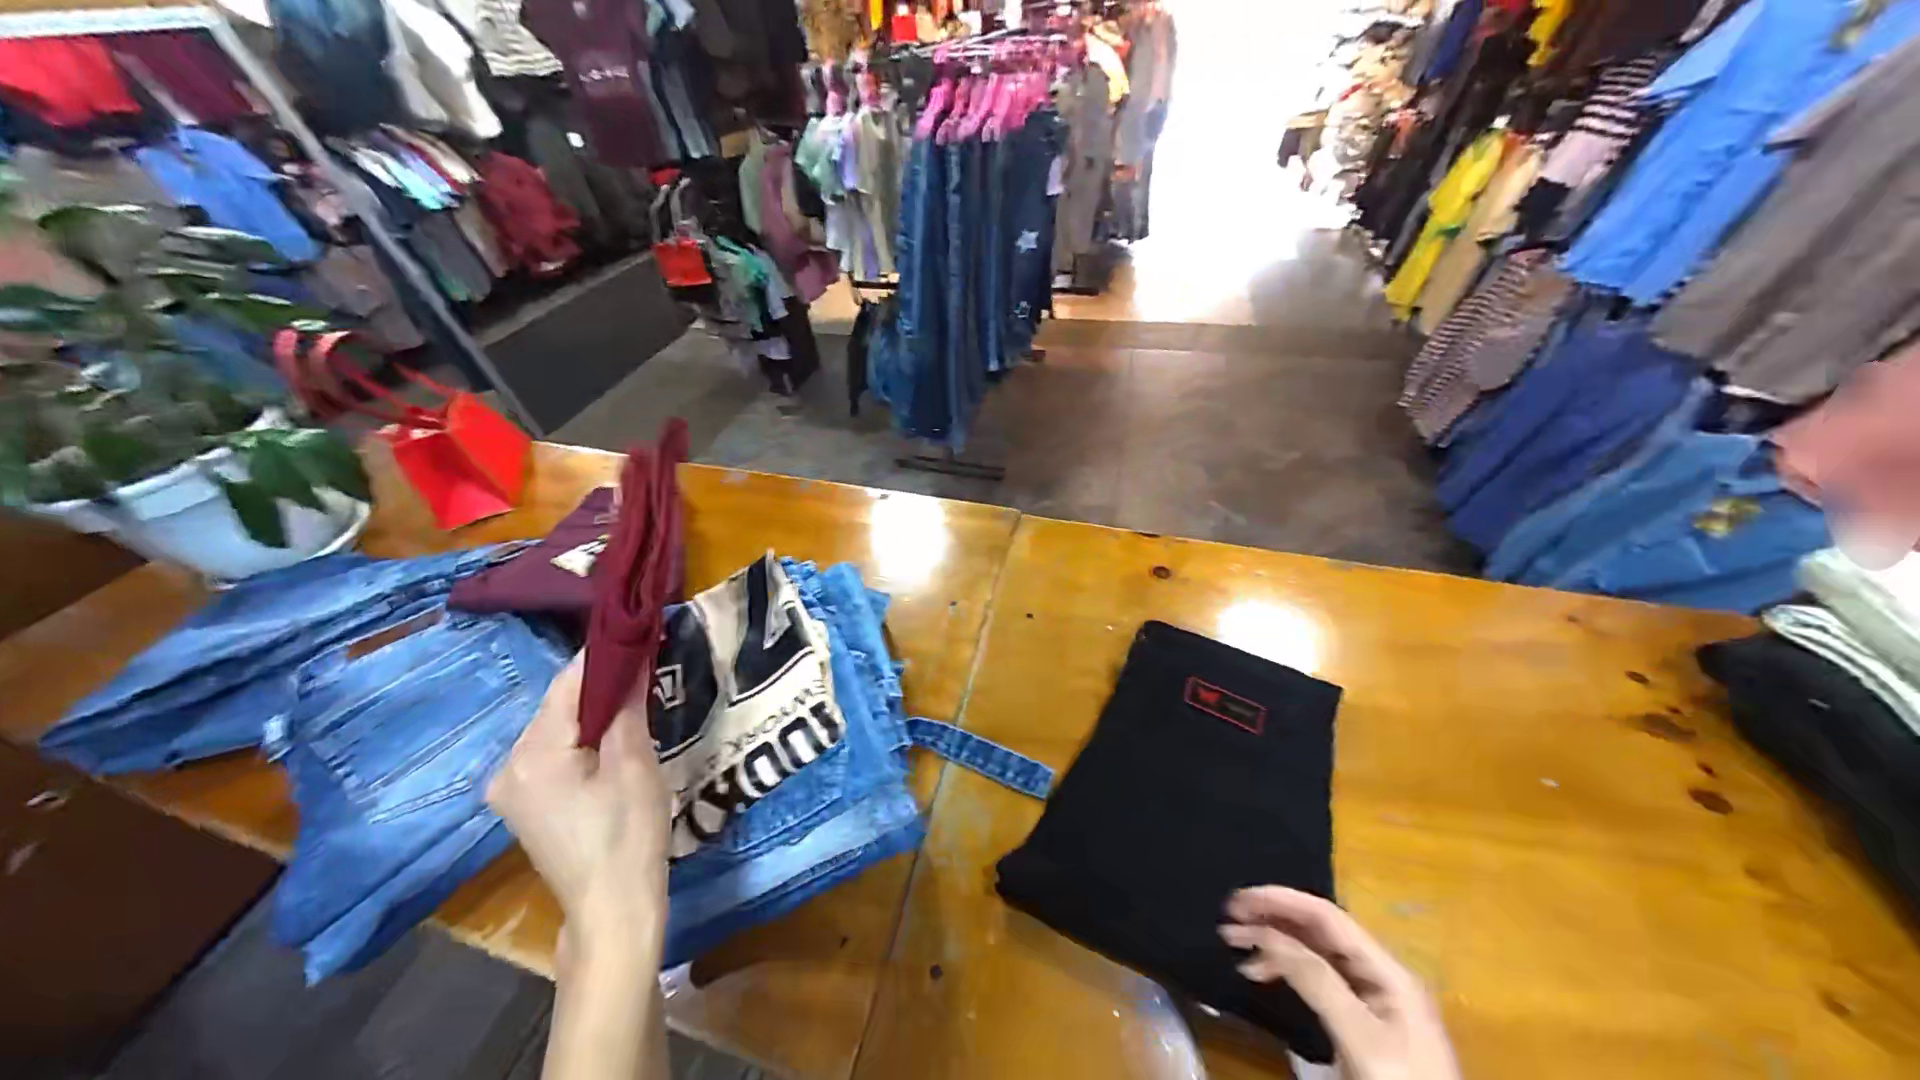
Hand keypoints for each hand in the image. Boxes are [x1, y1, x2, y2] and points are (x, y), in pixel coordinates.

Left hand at [488, 651, 670, 949]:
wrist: (612, 907)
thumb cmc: (629, 833)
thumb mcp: (635, 763)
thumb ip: (627, 705)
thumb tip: (632, 656)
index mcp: (532, 754)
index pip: (568, 685)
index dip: (604, 657)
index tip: (638, 634)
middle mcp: (507, 765)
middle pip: (558, 706)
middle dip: (600, 685)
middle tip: (644, 666)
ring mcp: (509, 787)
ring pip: (555, 728)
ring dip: (592, 711)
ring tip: (634, 696)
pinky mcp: (522, 802)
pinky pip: (552, 751)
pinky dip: (581, 737)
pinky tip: (611, 737)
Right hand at [1220, 887, 1459, 1079]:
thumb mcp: (1360, 1041)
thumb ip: (1316, 982)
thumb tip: (1266, 934)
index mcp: (1388, 971)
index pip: (1327, 916)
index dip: (1280, 900)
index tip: (1236, 902)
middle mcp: (1380, 975)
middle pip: (1319, 930)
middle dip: (1272, 918)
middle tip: (1229, 920)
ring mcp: (1372, 999)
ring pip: (1314, 952)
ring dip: (1273, 942)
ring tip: (1235, 944)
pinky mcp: (1360, 1023)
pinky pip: (1316, 978)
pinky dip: (1284, 969)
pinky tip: (1261, 972)